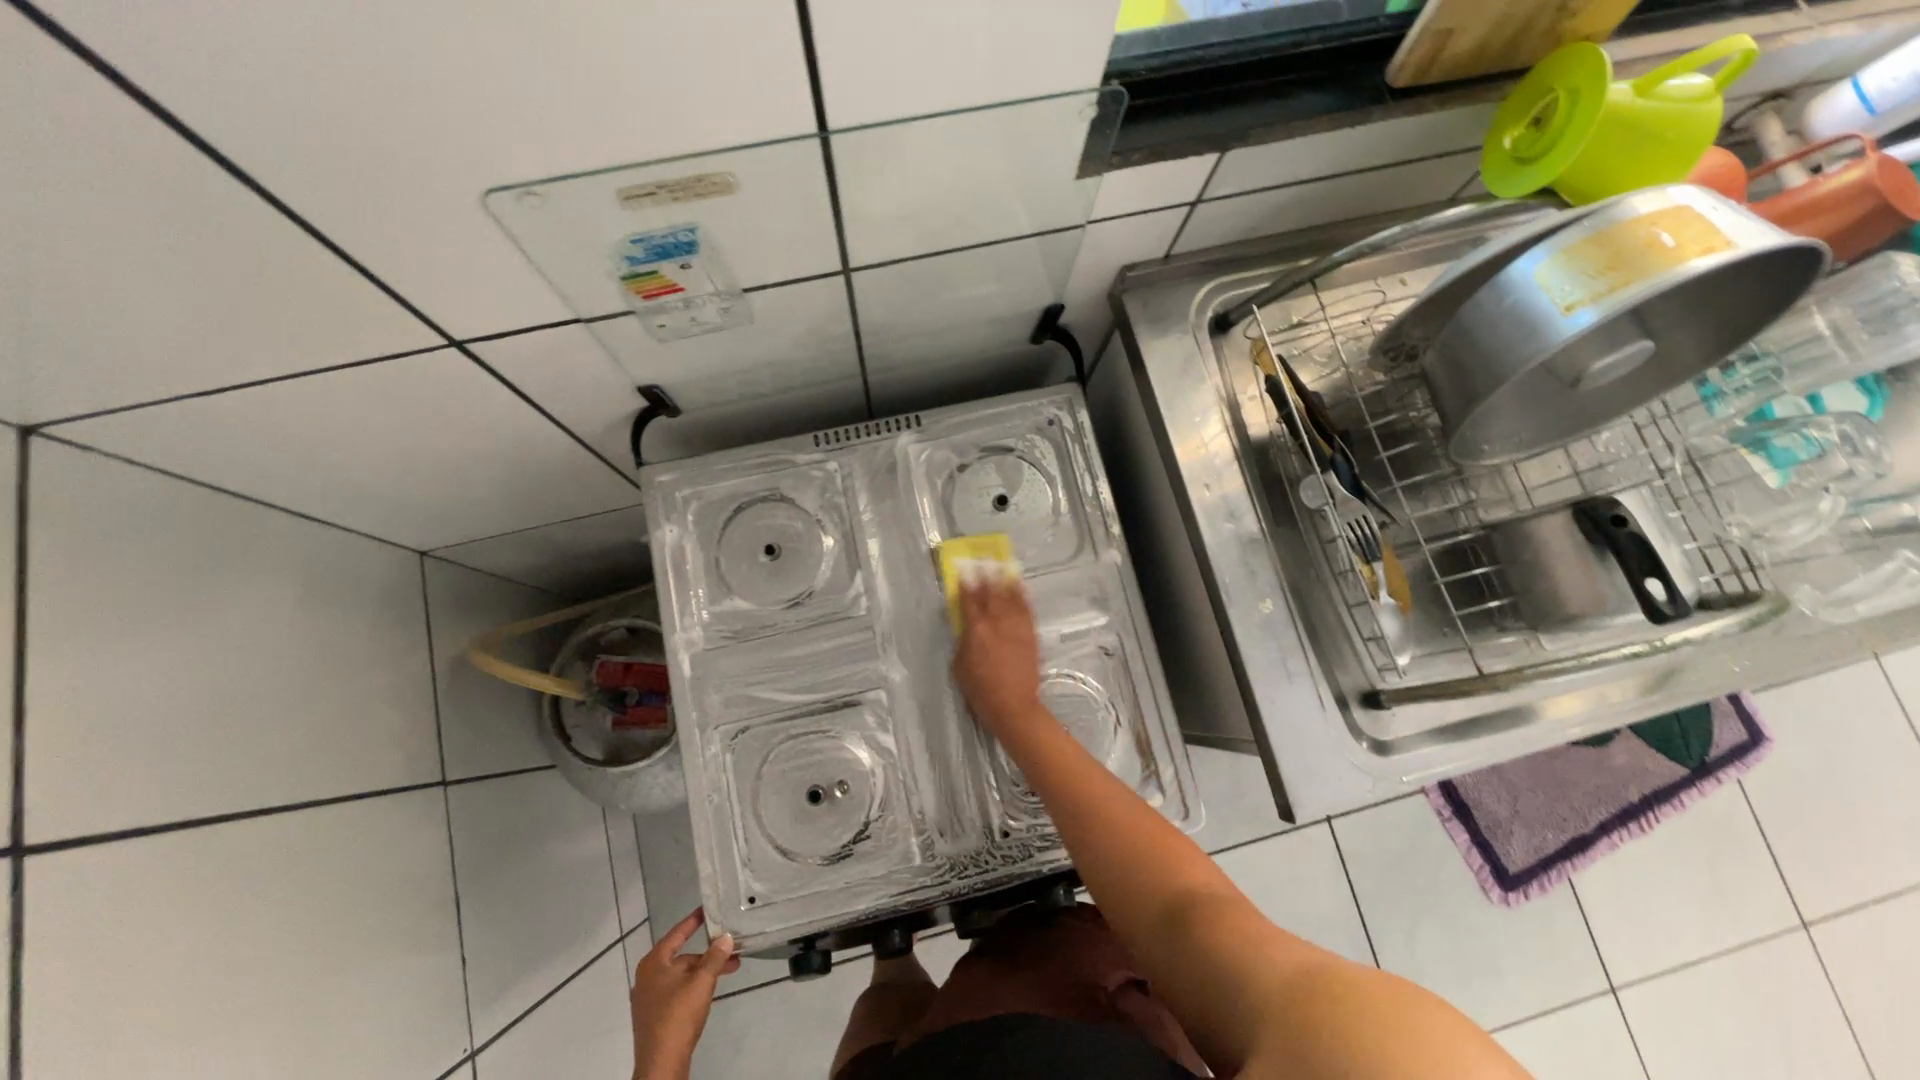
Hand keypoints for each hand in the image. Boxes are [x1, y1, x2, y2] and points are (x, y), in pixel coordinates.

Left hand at [630, 908, 739, 1079]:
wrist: (661, 1063)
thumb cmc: (678, 1015)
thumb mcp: (701, 982)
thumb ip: (714, 957)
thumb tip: (725, 937)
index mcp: (653, 964)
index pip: (676, 934)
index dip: (692, 922)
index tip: (707, 910)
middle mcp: (647, 977)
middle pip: (681, 957)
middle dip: (707, 953)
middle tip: (732, 949)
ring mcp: (649, 998)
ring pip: (681, 976)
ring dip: (704, 971)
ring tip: (729, 970)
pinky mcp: (655, 1016)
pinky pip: (677, 991)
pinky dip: (695, 986)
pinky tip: (710, 991)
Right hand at [952, 574, 1044, 737]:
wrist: (1013, 704)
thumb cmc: (980, 689)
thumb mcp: (959, 665)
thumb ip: (963, 641)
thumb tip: (966, 628)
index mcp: (976, 630)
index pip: (969, 600)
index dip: (966, 584)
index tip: (964, 571)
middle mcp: (997, 623)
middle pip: (991, 593)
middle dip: (986, 575)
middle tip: (983, 561)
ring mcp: (1016, 626)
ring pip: (1010, 596)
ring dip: (1004, 580)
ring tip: (1001, 566)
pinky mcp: (1030, 633)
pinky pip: (1026, 608)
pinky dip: (1021, 594)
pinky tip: (1018, 585)